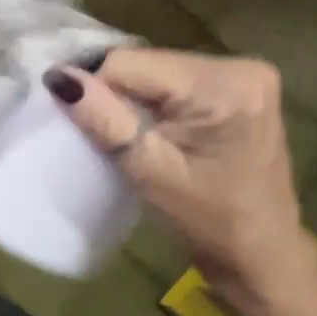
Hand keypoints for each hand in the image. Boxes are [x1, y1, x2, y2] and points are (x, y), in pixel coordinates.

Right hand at [43, 48, 314, 292]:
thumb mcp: (147, 169)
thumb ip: (104, 118)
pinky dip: (146, 99)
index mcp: (225, 84)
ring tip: (125, 132)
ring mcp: (241, 75)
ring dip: (126, 96)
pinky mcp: (234, 86)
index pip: (127, 63)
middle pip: (140, 62)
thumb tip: (57, 75)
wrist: (259, 253)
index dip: (95, 90)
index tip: (86, 127)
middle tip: (105, 133)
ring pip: (149, 68)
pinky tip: (147, 126)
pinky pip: (167, 78)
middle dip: (112, 93)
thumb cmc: (208, 219)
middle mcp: (239, 67)